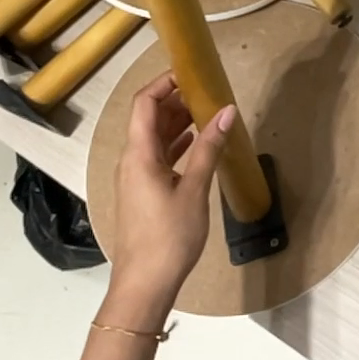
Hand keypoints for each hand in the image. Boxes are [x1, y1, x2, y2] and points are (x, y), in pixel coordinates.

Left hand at [104, 72, 233, 308]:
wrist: (144, 286)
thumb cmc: (169, 236)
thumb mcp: (194, 189)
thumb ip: (209, 147)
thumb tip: (227, 110)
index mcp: (139, 155)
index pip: (144, 104)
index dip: (163, 83)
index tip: (191, 73)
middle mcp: (132, 161)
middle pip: (148, 118)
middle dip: (175, 99)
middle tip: (207, 90)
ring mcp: (135, 178)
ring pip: (154, 137)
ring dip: (177, 120)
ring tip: (207, 111)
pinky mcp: (143, 192)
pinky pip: (157, 155)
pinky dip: (176, 142)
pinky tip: (197, 140)